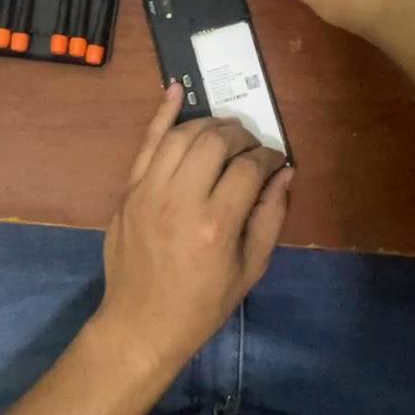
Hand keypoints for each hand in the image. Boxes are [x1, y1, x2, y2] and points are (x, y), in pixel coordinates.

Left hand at [93, 83, 293, 370]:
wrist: (141, 324)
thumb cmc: (202, 303)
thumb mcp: (250, 270)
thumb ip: (270, 218)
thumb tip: (285, 174)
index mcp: (216, 225)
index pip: (248, 168)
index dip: (267, 157)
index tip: (275, 160)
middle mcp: (181, 200)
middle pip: (215, 143)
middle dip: (241, 136)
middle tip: (252, 146)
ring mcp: (149, 192)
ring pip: (183, 135)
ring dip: (209, 125)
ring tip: (225, 132)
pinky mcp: (129, 190)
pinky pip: (146, 142)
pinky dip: (162, 113)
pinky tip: (176, 89)